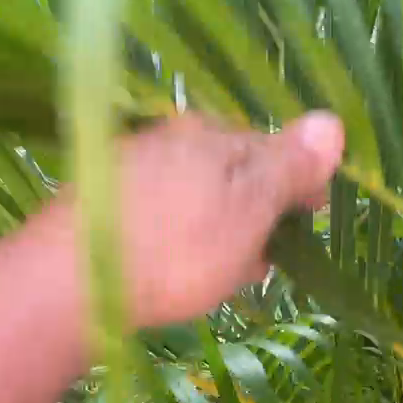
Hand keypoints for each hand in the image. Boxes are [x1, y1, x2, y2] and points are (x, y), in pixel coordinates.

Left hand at [41, 111, 345, 328]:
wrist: (70, 282)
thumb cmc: (176, 251)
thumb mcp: (248, 210)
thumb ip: (289, 168)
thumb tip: (332, 121)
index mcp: (213, 136)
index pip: (275, 149)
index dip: (301, 185)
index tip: (310, 222)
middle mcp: (171, 138)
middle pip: (234, 171)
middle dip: (258, 210)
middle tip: (265, 259)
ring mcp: (132, 166)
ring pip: (197, 193)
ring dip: (222, 227)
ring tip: (226, 272)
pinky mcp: (102, 200)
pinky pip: (162, 211)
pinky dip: (183, 235)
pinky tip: (178, 268)